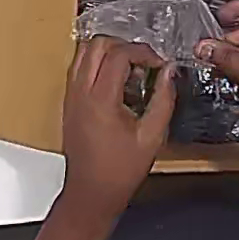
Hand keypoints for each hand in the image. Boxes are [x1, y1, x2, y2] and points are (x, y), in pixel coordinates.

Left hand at [60, 37, 174, 221]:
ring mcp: (71, 95)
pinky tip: (116, 81)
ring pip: (84, 51)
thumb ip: (163, 99)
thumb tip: (170, 71)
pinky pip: (79, 66)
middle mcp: (80, 92)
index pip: (119, 54)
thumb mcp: (152, 136)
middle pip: (97, 44)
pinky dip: (97, 62)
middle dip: (124, 45)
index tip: (158, 64)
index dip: (143, 52)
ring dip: (109, 51)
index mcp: (100, 99)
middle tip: (143, 62)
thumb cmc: (120, 171)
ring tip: (130, 69)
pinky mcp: (68, 101)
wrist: (90, 195)